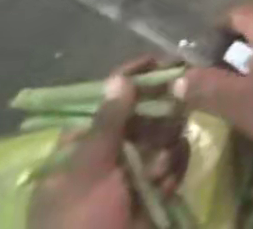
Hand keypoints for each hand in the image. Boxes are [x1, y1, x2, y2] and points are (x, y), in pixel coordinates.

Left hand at [29, 63, 186, 228]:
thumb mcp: (87, 174)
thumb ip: (108, 123)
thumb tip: (120, 77)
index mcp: (77, 150)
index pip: (106, 99)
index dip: (132, 79)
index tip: (161, 62)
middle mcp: (106, 156)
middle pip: (142, 111)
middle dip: (158, 115)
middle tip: (174, 111)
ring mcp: (132, 174)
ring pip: (163, 133)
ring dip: (165, 147)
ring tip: (157, 173)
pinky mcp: (156, 191)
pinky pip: (175, 159)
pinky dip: (173, 168)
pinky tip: (165, 187)